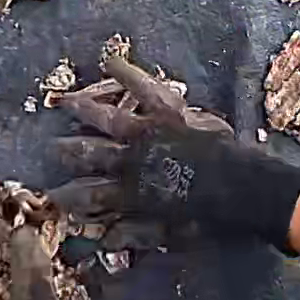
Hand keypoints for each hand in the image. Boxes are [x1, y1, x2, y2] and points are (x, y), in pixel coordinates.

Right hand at [52, 56, 299, 251]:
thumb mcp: (172, 233)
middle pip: (92, 153)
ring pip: (107, 119)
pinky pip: (143, 88)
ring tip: (65, 101)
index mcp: (134, 192)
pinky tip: (109, 60)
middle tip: (52, 147)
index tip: (52, 197)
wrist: (247, 190)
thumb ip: (137, 234)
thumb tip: (105, 239)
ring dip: (83, 111)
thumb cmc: (212, 217)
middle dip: (69, 150)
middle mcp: (134, 159)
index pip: (92, 195)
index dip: (70, 197)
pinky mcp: (168, 113)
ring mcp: (150, 132)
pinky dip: (127, 73)